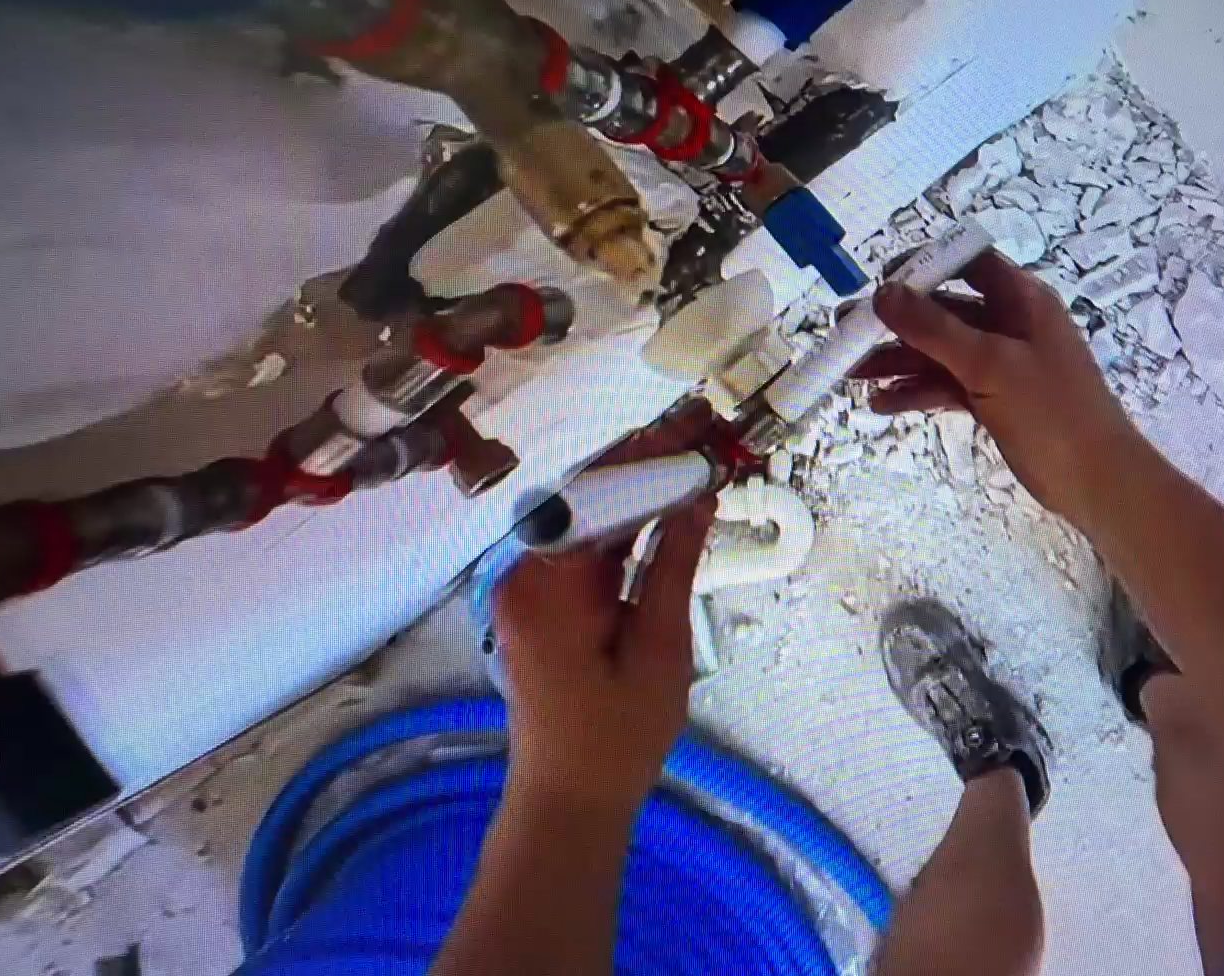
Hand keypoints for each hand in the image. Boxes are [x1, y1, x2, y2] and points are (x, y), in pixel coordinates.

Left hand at [492, 402, 719, 815]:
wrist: (570, 796)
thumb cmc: (618, 734)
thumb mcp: (659, 646)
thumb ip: (673, 564)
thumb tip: (699, 498)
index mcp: (544, 585)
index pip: (597, 495)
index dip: (648, 456)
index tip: (693, 426)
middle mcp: (524, 572)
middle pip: (587, 495)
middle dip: (644, 459)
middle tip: (698, 428)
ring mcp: (529, 583)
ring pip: (587, 514)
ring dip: (637, 485)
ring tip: (689, 450)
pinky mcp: (542, 595)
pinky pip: (585, 543)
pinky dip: (625, 521)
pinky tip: (663, 498)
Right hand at [856, 250, 1138, 517]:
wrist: (1095, 479)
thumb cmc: (1050, 410)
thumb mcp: (988, 364)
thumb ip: (933, 328)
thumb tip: (882, 292)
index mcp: (1020, 300)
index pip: (967, 263)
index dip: (923, 265)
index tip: (878, 280)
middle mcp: (1008, 325)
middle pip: (941, 313)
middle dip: (893, 324)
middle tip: (845, 331)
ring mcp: (999, 364)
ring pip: (938, 353)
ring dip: (896, 363)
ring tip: (851, 375)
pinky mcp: (992, 399)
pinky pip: (945, 386)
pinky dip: (916, 392)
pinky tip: (882, 404)